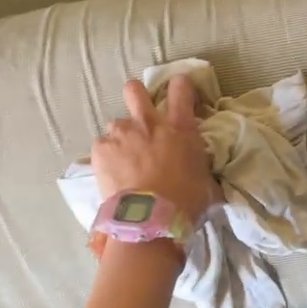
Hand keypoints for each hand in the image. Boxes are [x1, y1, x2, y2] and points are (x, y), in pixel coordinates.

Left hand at [91, 77, 215, 224]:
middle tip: (140, 118)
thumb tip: (202, 172)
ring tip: (124, 163)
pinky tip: (113, 177)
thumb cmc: (186, 203)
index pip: (181, 88)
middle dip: (136, 97)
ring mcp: (121, 133)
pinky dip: (107, 159)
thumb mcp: (206, 182)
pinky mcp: (100, 149)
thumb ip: (199, 167)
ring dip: (121, 139)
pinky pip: (102, 148)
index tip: (179, 96)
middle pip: (135, 90)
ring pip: (116, 125)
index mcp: (179, 128)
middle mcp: (148, 122)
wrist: (151, 220)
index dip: (179, 87)